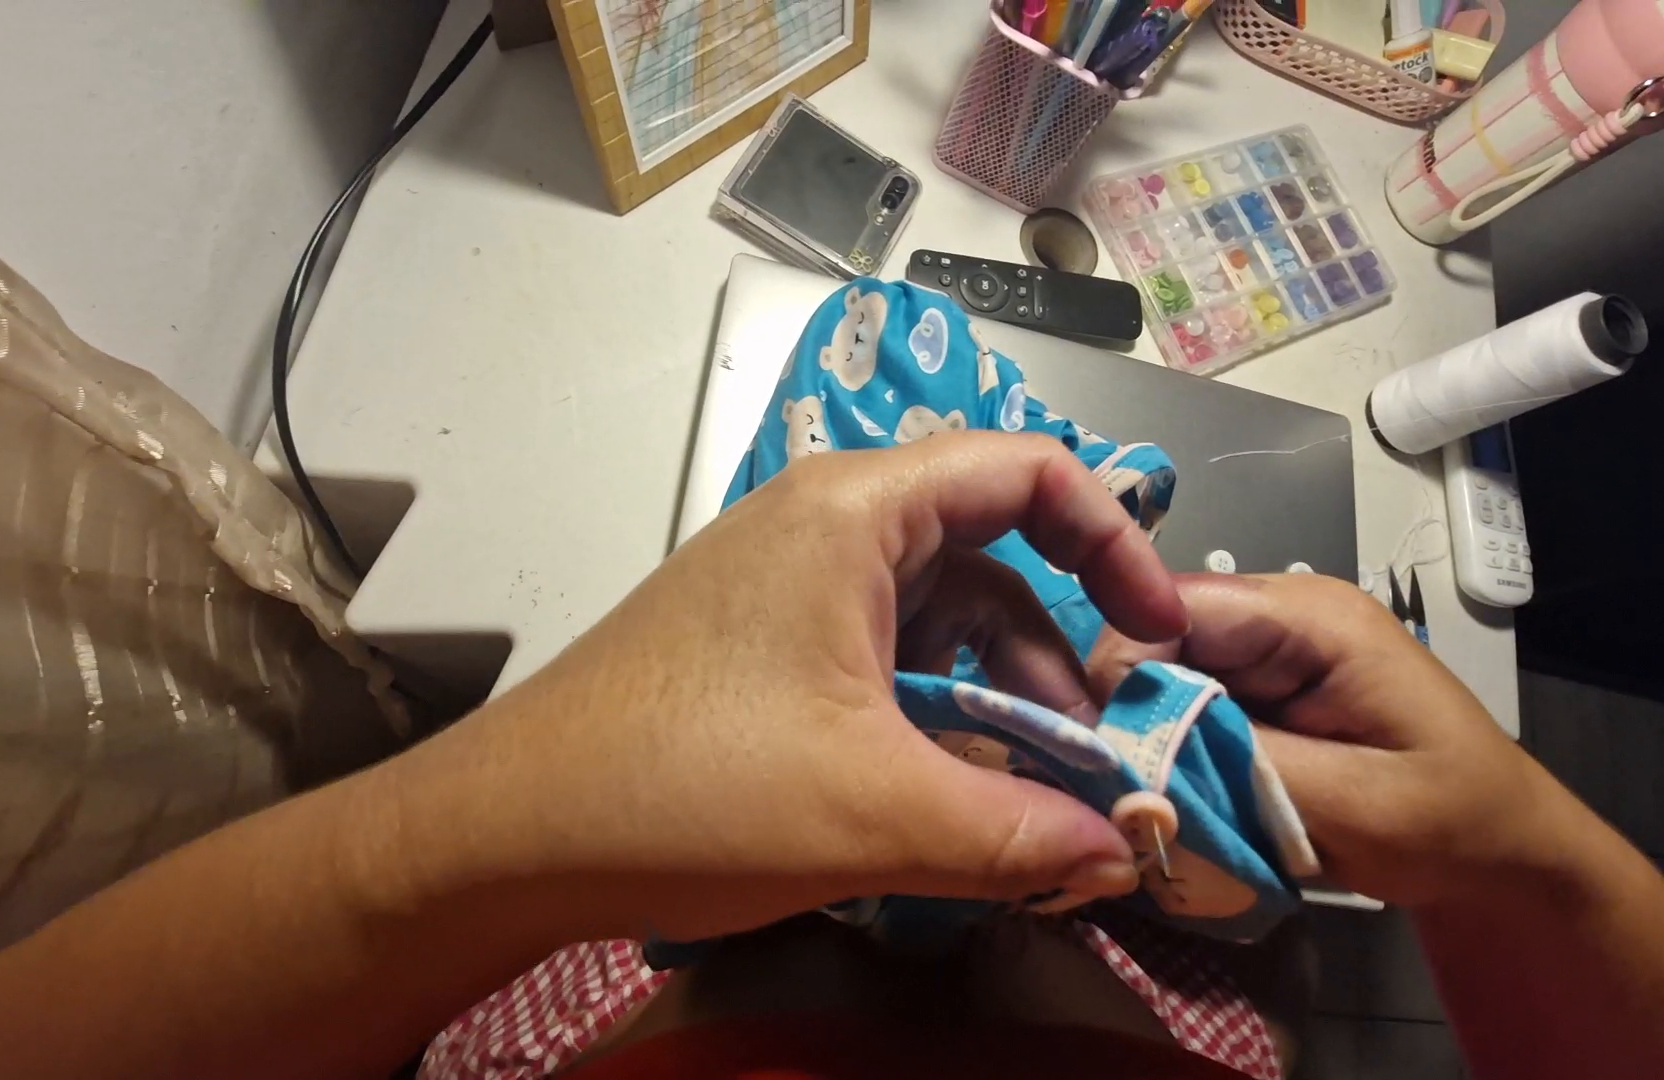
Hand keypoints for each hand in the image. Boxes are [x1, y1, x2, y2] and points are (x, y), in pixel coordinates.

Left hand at [377, 432, 1186, 943]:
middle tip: (1090, 754)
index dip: (1113, 539)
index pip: (1026, 470)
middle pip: (992, 555)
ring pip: (944, 615)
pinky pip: (893, 650)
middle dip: (1055, 653)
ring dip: (998, 695)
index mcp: (856, 511)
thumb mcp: (871, 811)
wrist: (506, 832)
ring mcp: (800, 581)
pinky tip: (954, 781)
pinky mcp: (778, 635)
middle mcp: (831, 523)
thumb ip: (1017, 833)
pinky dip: (940, 707)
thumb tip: (1125, 853)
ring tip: (1026, 790)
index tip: (1157, 628)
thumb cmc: (682, 789)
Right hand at [1083, 573, 1574, 908]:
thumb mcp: (1357, 804)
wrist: (1502, 850)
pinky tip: (1179, 784)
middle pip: (1154, 635)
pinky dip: (1170, 743)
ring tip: (1157, 791)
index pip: (1172, 608)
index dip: (1124, 670)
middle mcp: (1272, 614)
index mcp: (1305, 615)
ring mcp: (1260, 649)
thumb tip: (1130, 745)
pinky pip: (1181, 698)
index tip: (1114, 750)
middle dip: (1132, 708)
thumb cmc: (1453, 822)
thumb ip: (1239, 763)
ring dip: (1150, 730)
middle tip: (1131, 784)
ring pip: (1160, 671)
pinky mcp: (1252, 686)